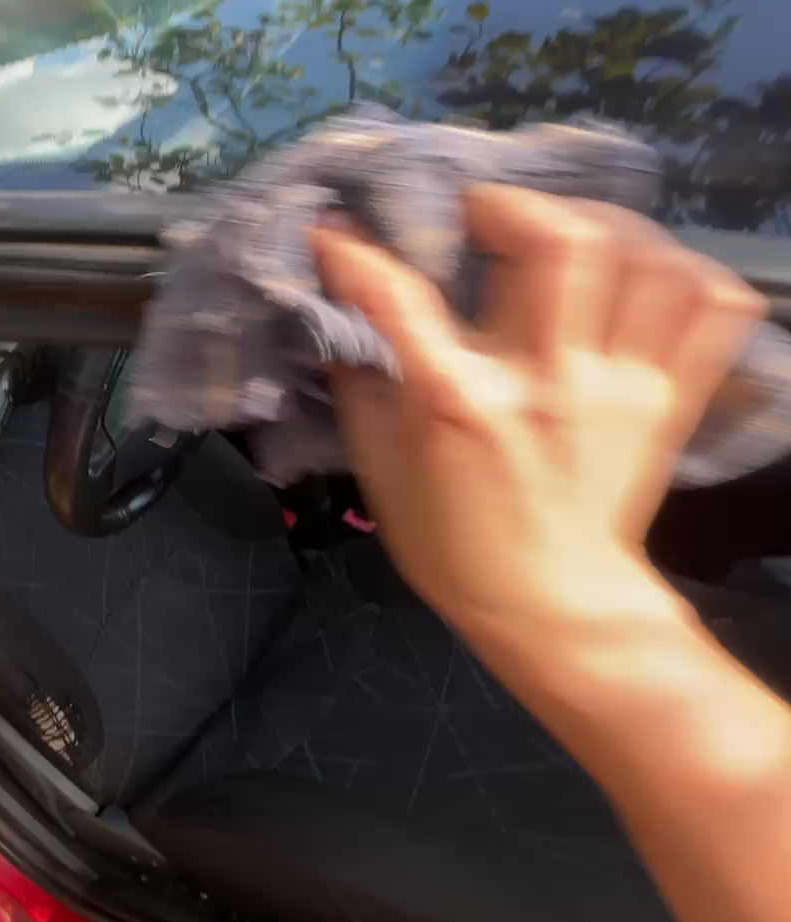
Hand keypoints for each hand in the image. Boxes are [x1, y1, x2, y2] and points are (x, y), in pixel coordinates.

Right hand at [313, 184, 765, 641]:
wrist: (544, 594)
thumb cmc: (442, 536)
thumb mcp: (377, 466)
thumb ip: (363, 388)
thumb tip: (346, 330)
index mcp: (456, 401)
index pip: (400, 301)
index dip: (358, 256)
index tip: (332, 231)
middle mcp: (544, 379)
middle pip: (561, 246)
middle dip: (513, 206)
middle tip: (479, 211)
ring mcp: (619, 384)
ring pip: (646, 260)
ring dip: (598, 227)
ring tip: (558, 234)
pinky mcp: (671, 397)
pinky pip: (709, 307)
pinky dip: (678, 273)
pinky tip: (632, 277)